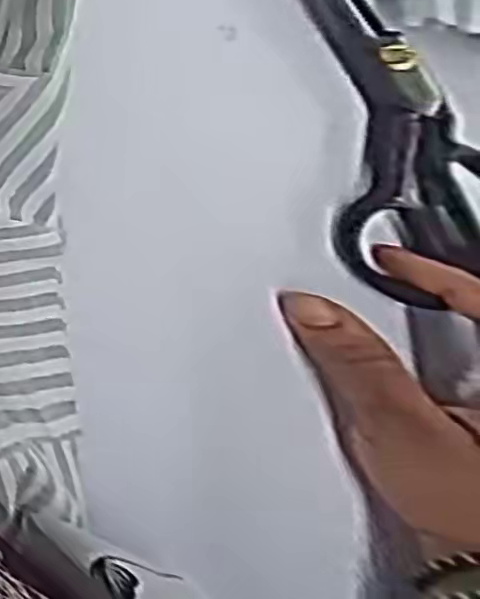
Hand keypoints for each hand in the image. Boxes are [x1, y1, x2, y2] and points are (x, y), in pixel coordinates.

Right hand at [280, 246, 479, 554]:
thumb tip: (311, 310)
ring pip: (471, 362)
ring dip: (445, 338)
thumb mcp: (400, 428)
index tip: (390, 259)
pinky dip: (445, 371)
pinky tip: (419, 382)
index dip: (434, 274)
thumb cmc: (471, 515)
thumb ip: (355, 361)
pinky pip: (466, 384)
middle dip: (442, 305)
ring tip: (402, 327)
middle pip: (479, 333)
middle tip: (397, 282)